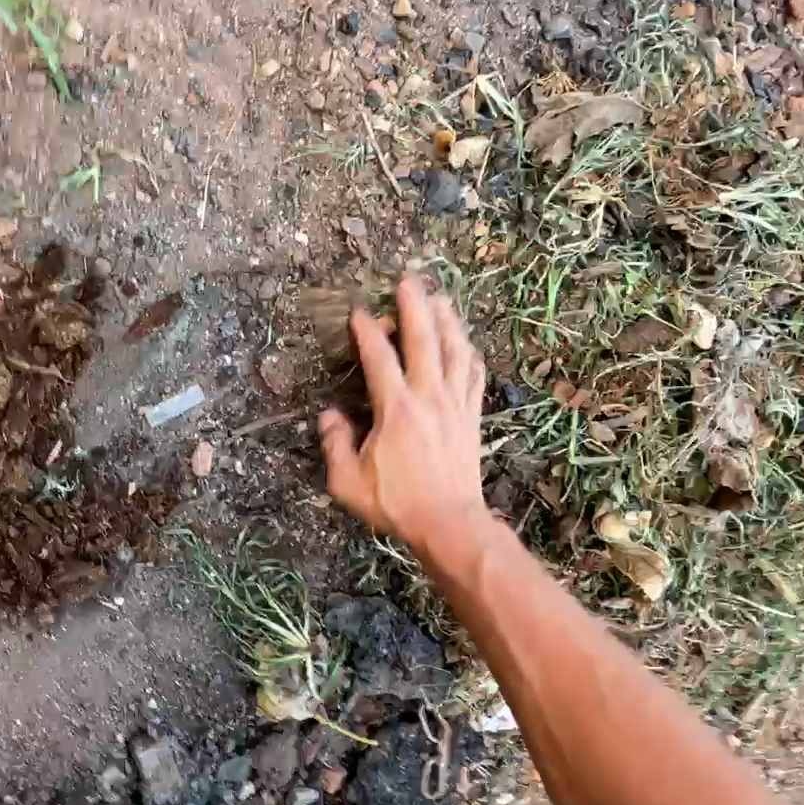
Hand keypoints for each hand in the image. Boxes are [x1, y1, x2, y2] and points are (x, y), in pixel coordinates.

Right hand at [318, 273, 489, 557]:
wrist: (449, 523)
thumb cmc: (395, 503)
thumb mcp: (347, 481)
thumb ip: (335, 444)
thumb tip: (330, 416)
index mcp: (396, 409)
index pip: (379, 359)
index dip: (368, 332)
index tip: (359, 312)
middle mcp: (428, 397)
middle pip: (424, 340)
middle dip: (415, 307)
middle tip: (408, 281)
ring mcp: (455, 404)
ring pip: (455, 350)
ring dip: (447, 320)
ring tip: (440, 297)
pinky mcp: (471, 416)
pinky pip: (474, 375)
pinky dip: (469, 353)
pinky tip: (465, 343)